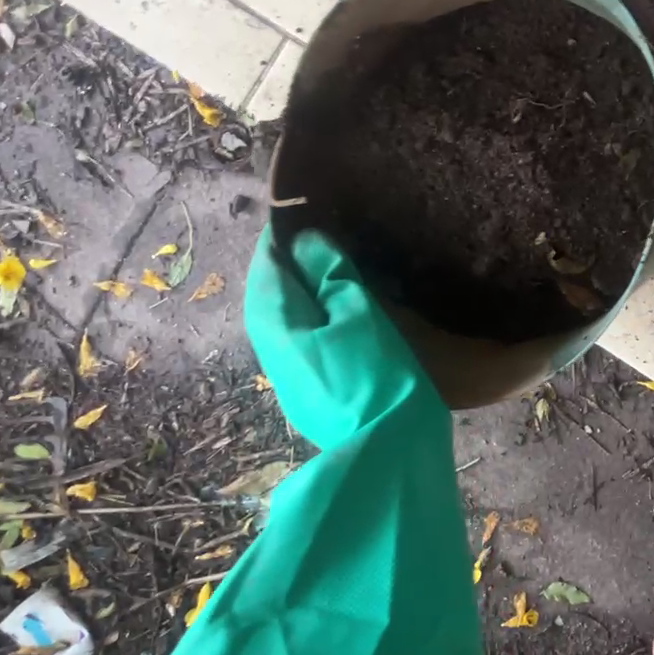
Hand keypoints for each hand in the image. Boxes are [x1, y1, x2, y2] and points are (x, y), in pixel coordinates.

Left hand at [243, 227, 436, 447]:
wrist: (385, 446)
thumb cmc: (375, 373)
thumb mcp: (362, 314)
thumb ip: (332, 275)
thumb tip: (308, 241)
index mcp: (276, 320)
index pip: (268, 264)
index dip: (284, 235)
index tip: (307, 208)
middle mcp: (269, 344)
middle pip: (272, 291)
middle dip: (292, 261)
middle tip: (325, 234)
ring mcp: (285, 372)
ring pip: (286, 316)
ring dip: (304, 289)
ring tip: (336, 267)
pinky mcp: (305, 388)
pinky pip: (301, 336)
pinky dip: (314, 313)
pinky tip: (341, 311)